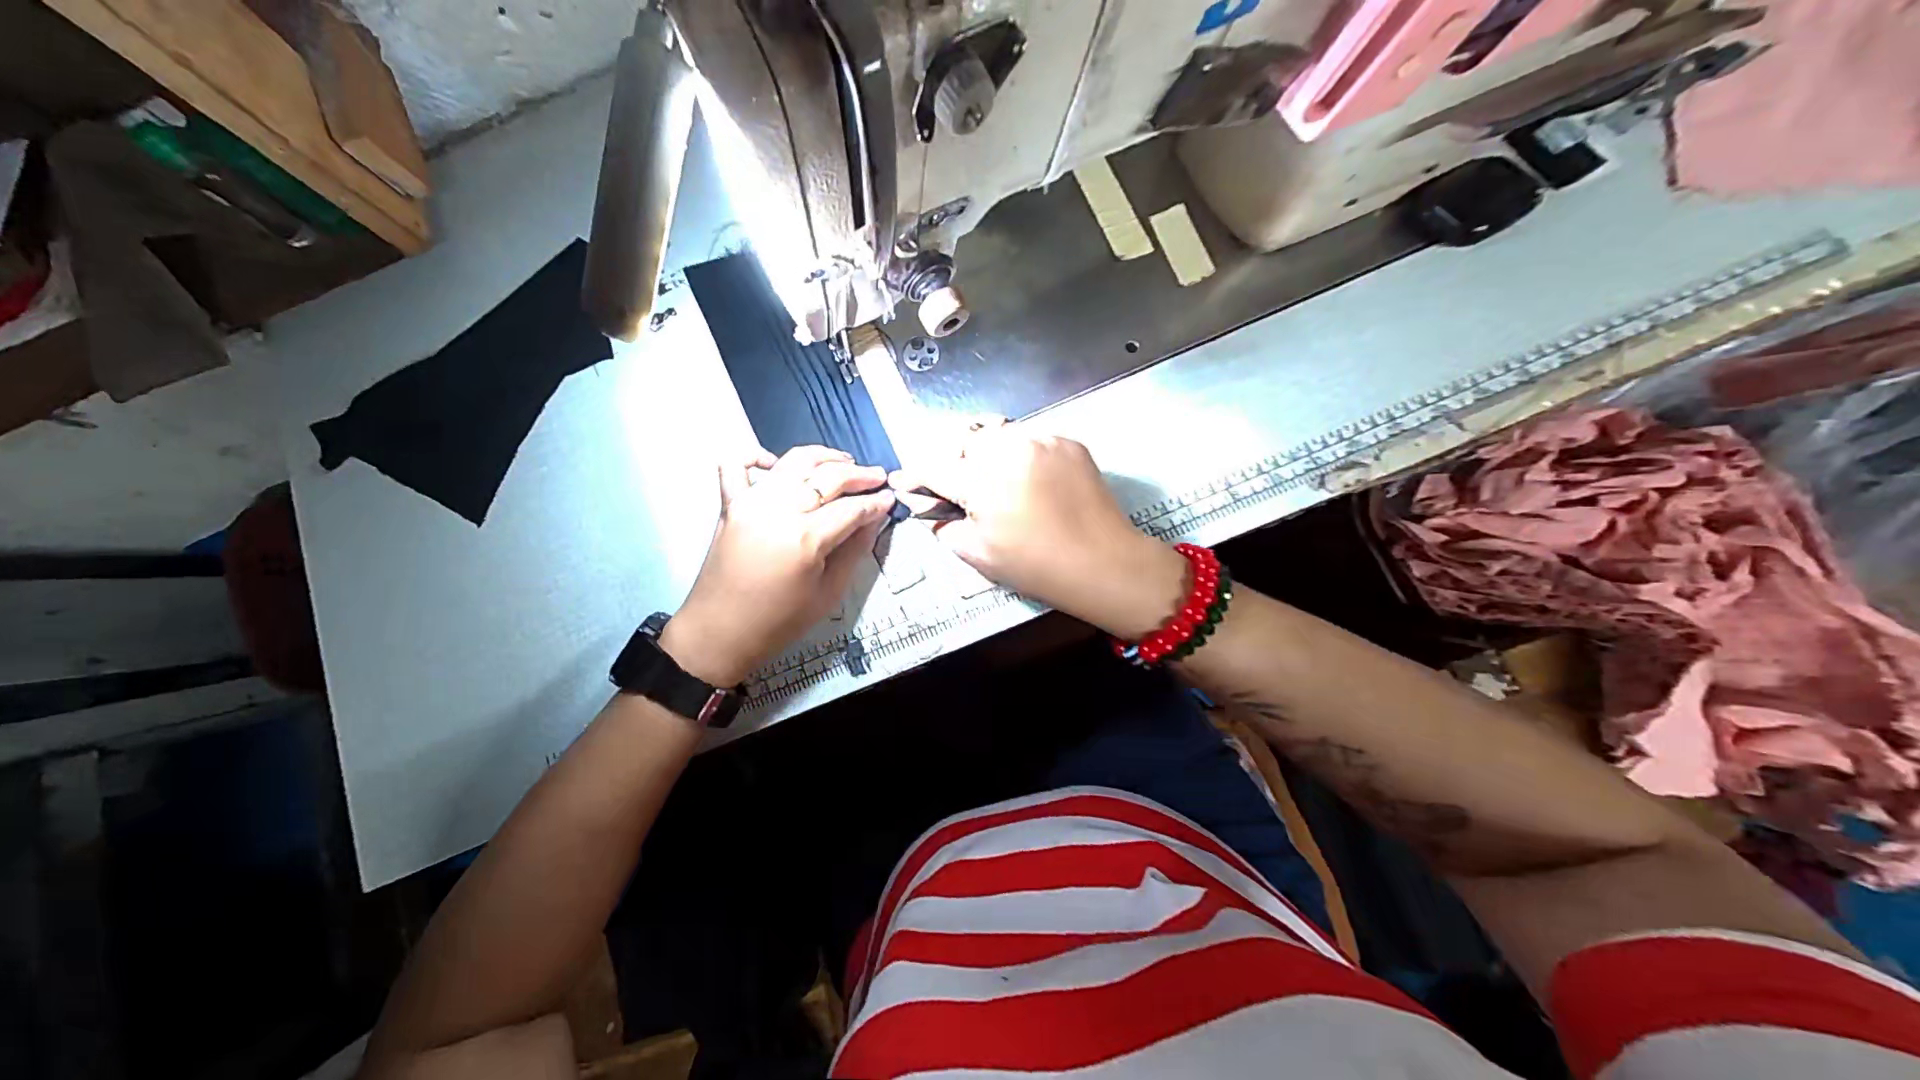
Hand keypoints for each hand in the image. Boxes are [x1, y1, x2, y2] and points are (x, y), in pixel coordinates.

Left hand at [660, 446, 895, 685]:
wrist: (720, 633)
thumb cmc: (777, 622)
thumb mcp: (828, 593)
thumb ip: (854, 550)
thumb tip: (873, 520)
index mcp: (805, 539)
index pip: (852, 508)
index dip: (875, 503)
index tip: (890, 500)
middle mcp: (778, 512)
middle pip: (827, 477)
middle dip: (858, 475)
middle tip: (877, 477)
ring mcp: (751, 503)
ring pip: (793, 462)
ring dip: (823, 457)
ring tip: (844, 461)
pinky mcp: (730, 504)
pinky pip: (738, 465)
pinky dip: (757, 456)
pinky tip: (776, 463)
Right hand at [891, 426, 1186, 638]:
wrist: (1103, 562)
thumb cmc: (1036, 566)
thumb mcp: (978, 554)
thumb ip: (945, 526)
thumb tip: (929, 507)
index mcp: (982, 479)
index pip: (934, 467)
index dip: (916, 475)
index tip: (906, 481)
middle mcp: (1009, 448)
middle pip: (964, 438)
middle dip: (954, 458)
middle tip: (959, 485)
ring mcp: (1042, 440)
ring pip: (998, 433)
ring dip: (987, 452)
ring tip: (996, 482)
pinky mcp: (1068, 442)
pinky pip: (1030, 438)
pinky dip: (1020, 455)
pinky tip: (1029, 481)